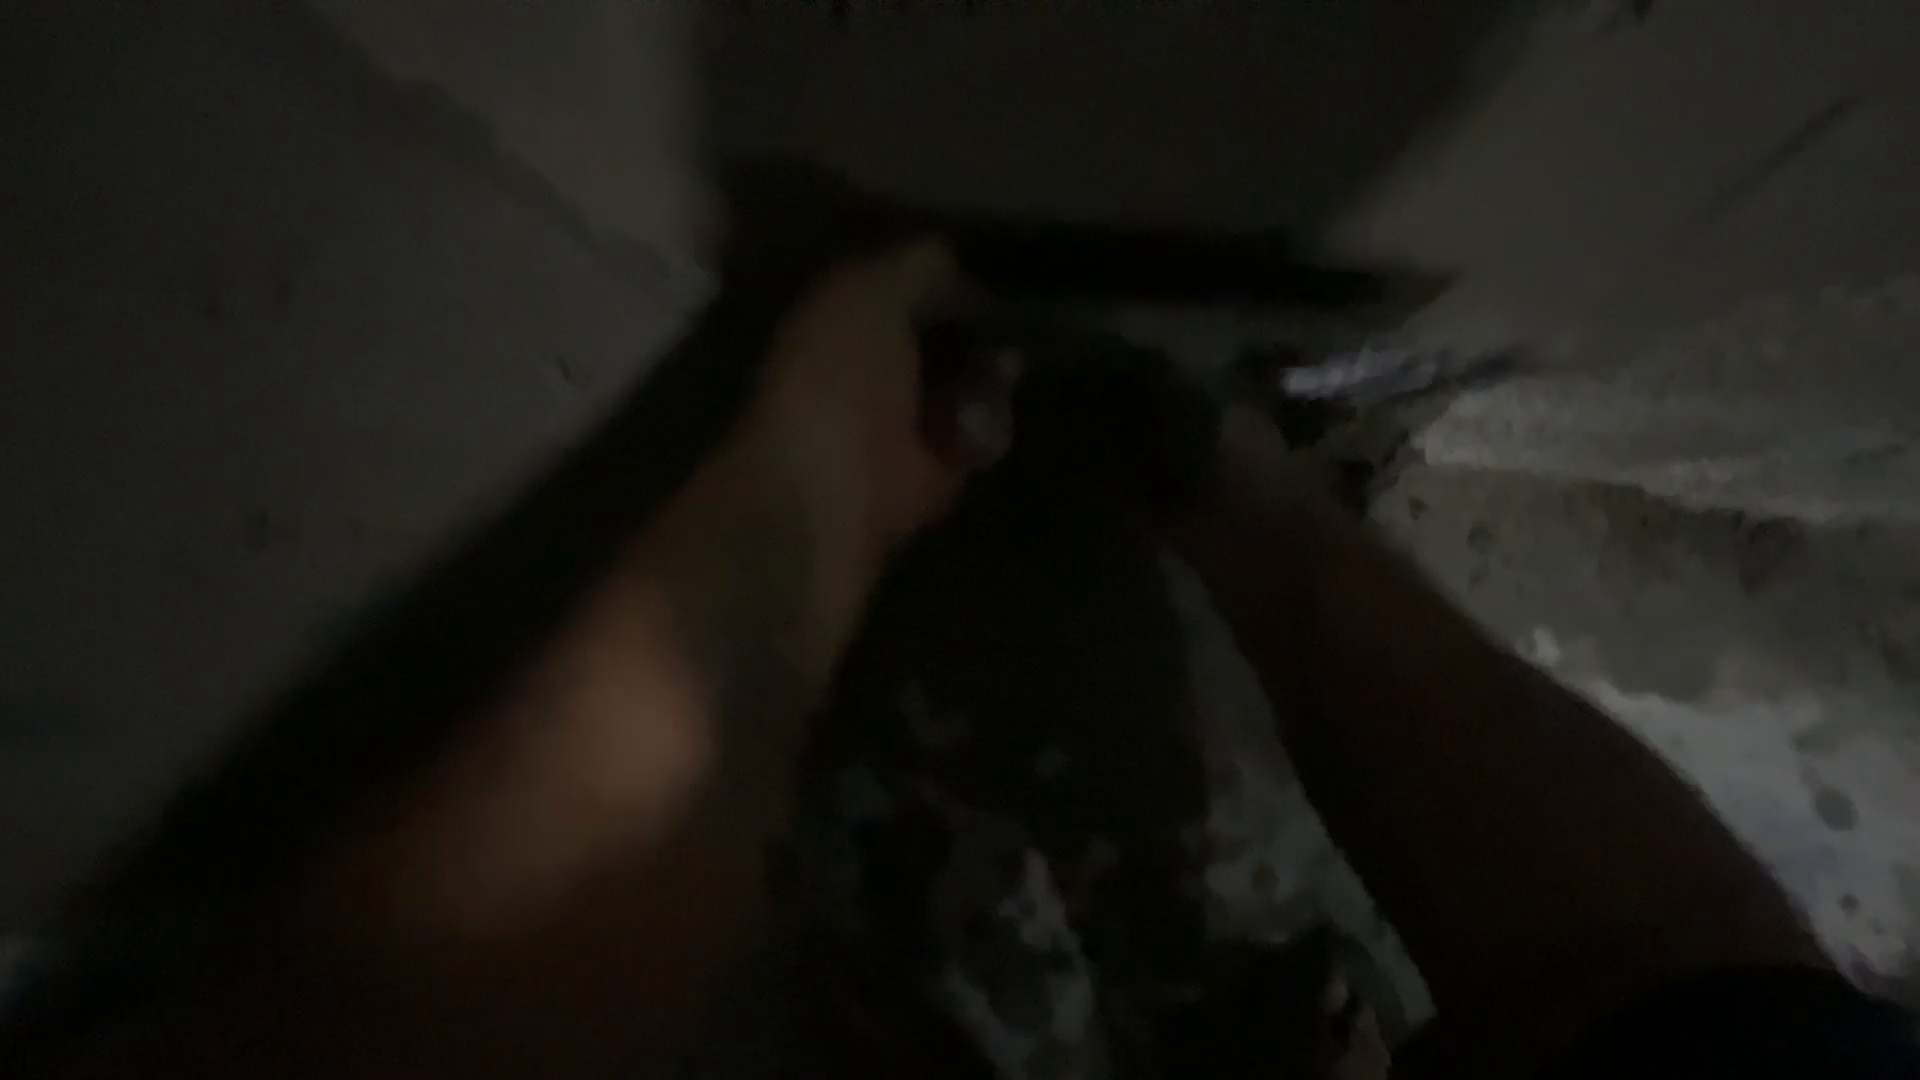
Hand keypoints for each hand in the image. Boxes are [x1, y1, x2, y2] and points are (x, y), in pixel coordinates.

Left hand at [743, 239, 1019, 559]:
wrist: (819, 514)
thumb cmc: (833, 392)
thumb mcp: (866, 297)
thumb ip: (914, 267)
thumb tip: (958, 262)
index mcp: (837, 321)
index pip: (903, 286)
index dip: (948, 277)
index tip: (991, 271)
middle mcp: (865, 371)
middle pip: (944, 339)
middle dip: (981, 336)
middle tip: (1008, 339)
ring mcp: (892, 430)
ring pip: (966, 391)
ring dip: (987, 391)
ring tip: (985, 397)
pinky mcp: (921, 482)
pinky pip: (972, 446)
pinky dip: (981, 439)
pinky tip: (971, 443)